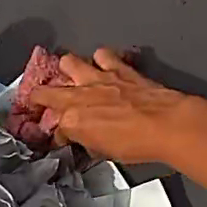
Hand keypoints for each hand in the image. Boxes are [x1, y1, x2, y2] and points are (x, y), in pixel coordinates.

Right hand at [28, 48, 206, 164]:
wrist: (167, 125)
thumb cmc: (137, 143)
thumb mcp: (104, 152)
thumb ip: (87, 140)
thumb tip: (82, 137)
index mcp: (73, 121)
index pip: (55, 127)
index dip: (58, 134)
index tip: (63, 137)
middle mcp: (80, 96)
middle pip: (46, 91)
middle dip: (39, 97)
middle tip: (41, 99)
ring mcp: (98, 78)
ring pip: (68, 62)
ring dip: (67, 69)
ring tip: (71, 76)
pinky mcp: (119, 68)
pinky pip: (102, 55)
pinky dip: (100, 59)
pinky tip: (103, 66)